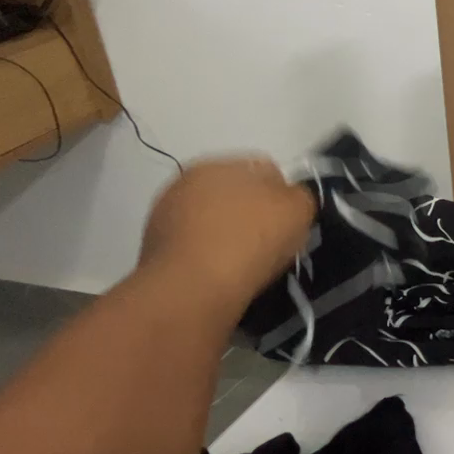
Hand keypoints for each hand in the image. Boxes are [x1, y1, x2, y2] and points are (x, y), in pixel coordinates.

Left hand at [138, 156, 315, 307]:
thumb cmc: (250, 239)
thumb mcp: (300, 208)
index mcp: (218, 164)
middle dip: (255, 211)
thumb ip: (300, 194)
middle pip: (236, 193)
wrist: (192, 289)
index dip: (286, 192)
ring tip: (249, 259)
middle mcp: (185, 182)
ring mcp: (163, 216)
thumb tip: (289, 197)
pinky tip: (225, 270)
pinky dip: (212, 253)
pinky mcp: (153, 249)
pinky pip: (197, 243)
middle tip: (273, 238)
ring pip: (215, 219)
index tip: (293, 218)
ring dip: (231, 232)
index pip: (265, 168)